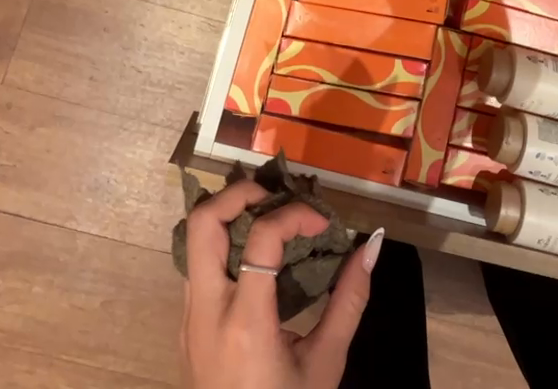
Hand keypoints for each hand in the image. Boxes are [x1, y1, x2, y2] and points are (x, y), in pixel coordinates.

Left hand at [181, 179, 381, 388]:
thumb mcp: (326, 363)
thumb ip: (350, 300)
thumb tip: (372, 243)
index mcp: (244, 323)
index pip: (261, 238)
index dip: (296, 214)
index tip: (323, 222)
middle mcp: (205, 312)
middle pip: (204, 223)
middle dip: (240, 194)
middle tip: (279, 195)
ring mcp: (188, 317)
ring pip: (194, 240)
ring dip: (230, 215)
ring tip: (271, 214)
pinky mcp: (186, 324)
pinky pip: (197, 264)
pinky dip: (225, 242)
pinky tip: (258, 251)